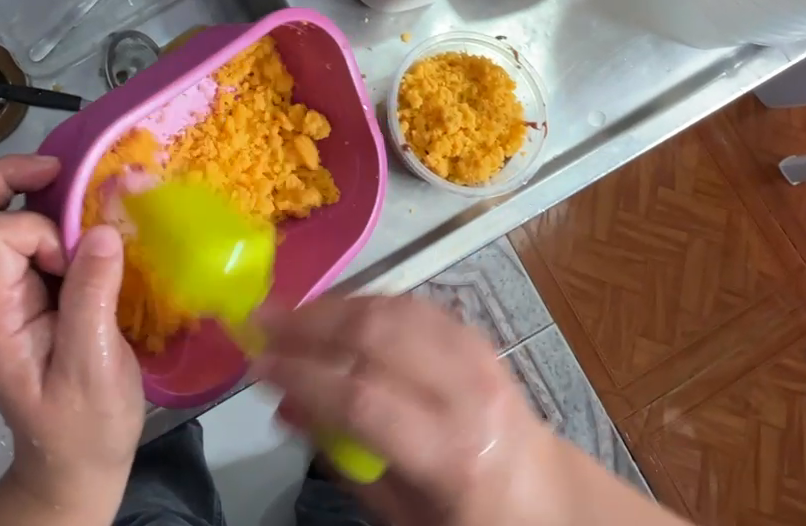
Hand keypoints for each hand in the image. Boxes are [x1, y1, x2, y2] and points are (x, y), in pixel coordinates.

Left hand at [0, 155, 143, 524]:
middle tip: (56, 169)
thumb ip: (92, 298)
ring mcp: (0, 293)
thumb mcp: (94, 368)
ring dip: (23, 189)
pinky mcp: (22, 292)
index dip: (39, 232)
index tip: (75, 260)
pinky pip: (17, 233)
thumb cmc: (84, 425)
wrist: (74, 464)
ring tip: (71, 184)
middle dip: (4, 178)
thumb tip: (102, 231)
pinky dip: (45, 211)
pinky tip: (80, 215)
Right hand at [255, 295, 683, 525]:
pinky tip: (336, 311)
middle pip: (375, 335)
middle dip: (309, 324)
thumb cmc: (470, 521)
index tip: (255, 365)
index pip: (361, 398)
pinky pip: (412, 304)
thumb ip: (343, 458)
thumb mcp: (403, 515)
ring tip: (290, 314)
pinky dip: (367, 302)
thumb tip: (285, 407)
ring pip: (392, 307)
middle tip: (261, 322)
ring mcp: (476, 354)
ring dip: (333, 305)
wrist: (550, 501)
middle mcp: (466, 392)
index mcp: (451, 453)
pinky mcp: (476, 334)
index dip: (302, 375)